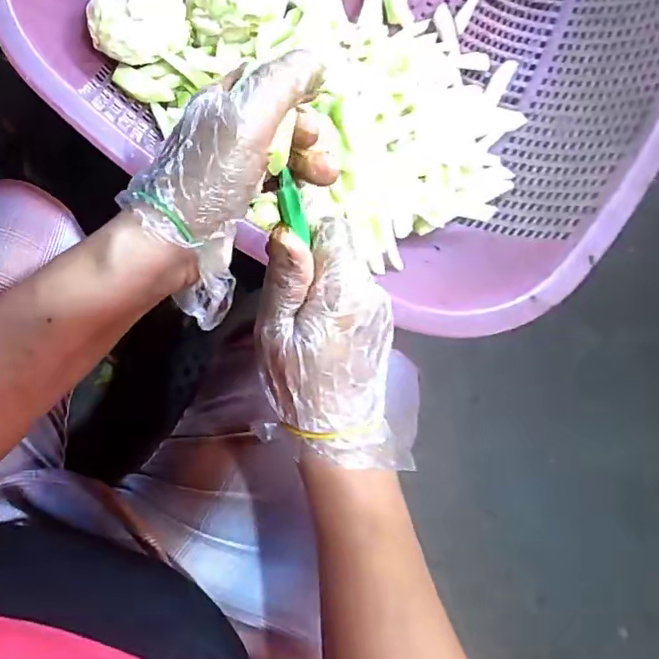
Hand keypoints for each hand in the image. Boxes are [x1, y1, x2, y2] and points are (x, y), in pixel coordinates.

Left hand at [118, 49, 323, 326]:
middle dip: (308, 132)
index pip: (266, 78)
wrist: (176, 238)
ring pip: (281, 151)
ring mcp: (229, 164)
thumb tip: (314, 62)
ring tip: (323, 179)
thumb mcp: (249, 118)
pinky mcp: (234, 195)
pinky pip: (272, 181)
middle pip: (280, 117)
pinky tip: (299, 197)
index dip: (295, 87)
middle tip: (317, 151)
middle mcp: (224, 128)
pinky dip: (291, 185)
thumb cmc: (212, 175)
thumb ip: (283, 82)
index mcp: (222, 100)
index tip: (315, 104)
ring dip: (309, 161)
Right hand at [257, 217, 416, 469]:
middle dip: (310, 257)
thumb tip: (288, 229)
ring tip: (299, 314)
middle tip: (285, 294)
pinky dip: (332, 294)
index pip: (333, 227)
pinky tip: (318, 324)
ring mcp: (381, 304)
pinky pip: (352, 288)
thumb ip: (286, 278)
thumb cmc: (297, 380)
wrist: (338, 432)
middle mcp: (371, 289)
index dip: (304, 230)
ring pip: (345, 267)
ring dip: (320, 277)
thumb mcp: (277, 329)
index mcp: (344, 288)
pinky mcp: (380, 318)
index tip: (282, 255)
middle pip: (340, 246)